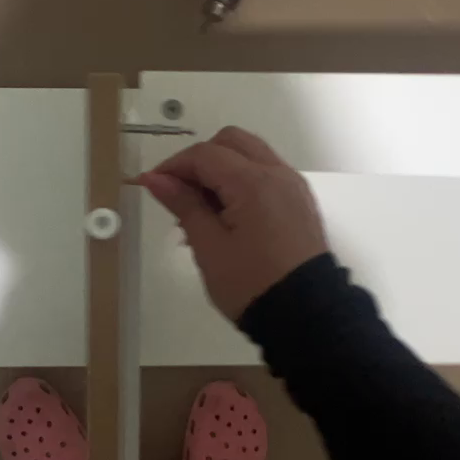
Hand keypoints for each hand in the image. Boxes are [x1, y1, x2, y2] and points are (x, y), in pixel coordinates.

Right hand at [134, 126, 328, 320]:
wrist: (306, 317)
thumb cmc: (251, 284)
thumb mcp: (209, 247)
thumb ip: (184, 205)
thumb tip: (156, 179)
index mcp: (253, 183)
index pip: (205, 155)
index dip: (173, 165)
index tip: (152, 185)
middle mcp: (278, 173)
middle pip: (231, 141)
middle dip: (200, 159)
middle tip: (180, 192)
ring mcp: (293, 185)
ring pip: (251, 153)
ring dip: (222, 168)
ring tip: (202, 207)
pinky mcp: (299, 201)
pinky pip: (266, 173)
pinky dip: (242, 180)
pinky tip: (227, 214)